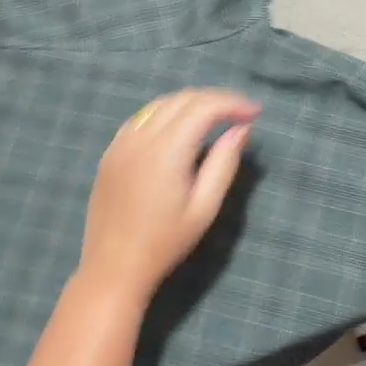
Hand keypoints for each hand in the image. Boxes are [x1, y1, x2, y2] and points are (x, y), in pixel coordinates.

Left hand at [77, 88, 258, 297]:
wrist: (113, 267)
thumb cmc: (165, 243)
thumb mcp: (204, 208)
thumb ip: (224, 164)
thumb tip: (241, 129)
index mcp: (166, 151)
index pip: (203, 107)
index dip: (232, 103)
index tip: (255, 112)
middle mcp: (140, 138)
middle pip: (182, 99)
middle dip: (215, 99)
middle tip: (240, 114)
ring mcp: (120, 143)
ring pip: (159, 104)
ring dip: (190, 103)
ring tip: (215, 118)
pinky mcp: (110, 152)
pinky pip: (141, 118)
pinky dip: (165, 113)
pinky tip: (178, 128)